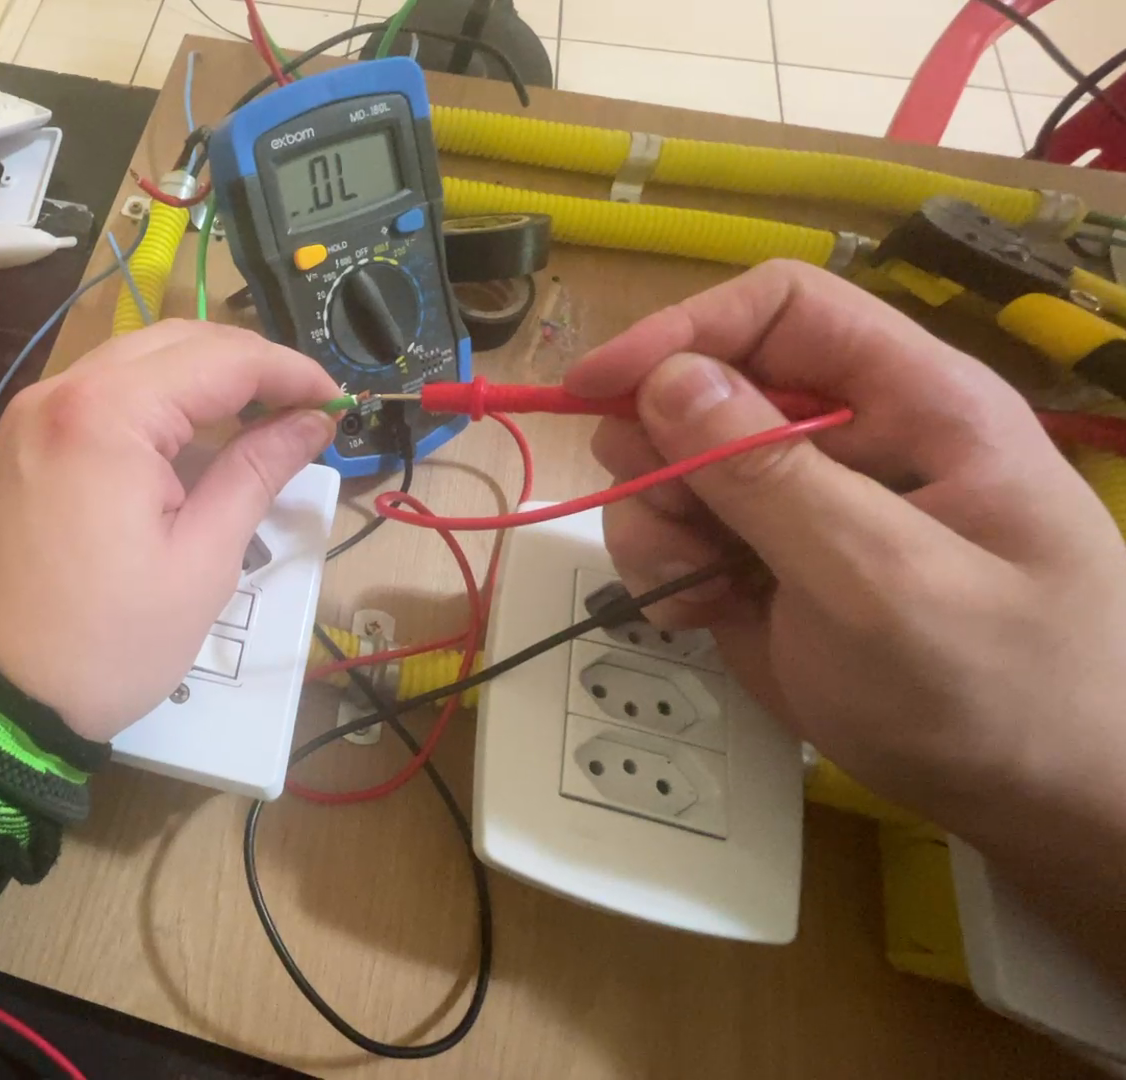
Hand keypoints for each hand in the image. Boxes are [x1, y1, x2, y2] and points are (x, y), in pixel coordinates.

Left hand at [0, 320, 337, 741]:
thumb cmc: (106, 642)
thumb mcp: (201, 562)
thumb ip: (256, 473)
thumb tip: (311, 422)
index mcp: (107, 414)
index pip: (222, 359)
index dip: (289, 371)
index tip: (336, 402)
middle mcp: (61, 391)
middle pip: (175, 343)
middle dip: (247, 367)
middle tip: (300, 411)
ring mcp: (32, 415)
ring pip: (135, 363)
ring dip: (200, 382)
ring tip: (256, 423)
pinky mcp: (23, 443)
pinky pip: (101, 397)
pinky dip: (154, 405)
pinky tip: (188, 442)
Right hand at [565, 260, 1125, 903]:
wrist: (1014, 796)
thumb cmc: (991, 687)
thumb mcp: (878, 577)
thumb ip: (769, 474)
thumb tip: (664, 380)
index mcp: (906, 402)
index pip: (776, 311)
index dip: (679, 332)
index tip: (594, 386)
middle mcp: (832, 433)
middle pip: (692, 390)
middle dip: (656, 456)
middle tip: (675, 524)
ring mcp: (779, 497)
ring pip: (656, 466)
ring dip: (653, 526)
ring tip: (702, 585)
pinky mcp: (740, 552)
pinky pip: (654, 531)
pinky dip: (656, 572)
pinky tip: (703, 613)